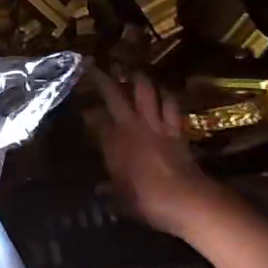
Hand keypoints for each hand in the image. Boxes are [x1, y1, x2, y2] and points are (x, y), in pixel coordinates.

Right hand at [89, 70, 222, 236]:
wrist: (185, 199)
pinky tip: (165, 91)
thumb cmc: (146, 201)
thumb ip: (109, 190)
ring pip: (146, 93)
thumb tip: (100, 189)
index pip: (95, 120)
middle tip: (97, 67)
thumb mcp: (120, 199)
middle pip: (115, 97)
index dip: (88, 113)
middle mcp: (130, 127)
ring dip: (139, 80)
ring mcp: (155, 125)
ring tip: (134, 70)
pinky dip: (167, 97)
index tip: (82, 109)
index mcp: (112, 143)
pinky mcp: (176, 129)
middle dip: (105, 80)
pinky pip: (171, 106)